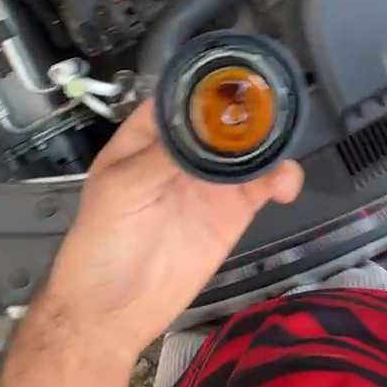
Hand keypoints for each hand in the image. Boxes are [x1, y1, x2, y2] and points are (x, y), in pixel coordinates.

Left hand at [31, 101, 303, 363]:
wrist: (114, 311)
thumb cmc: (101, 243)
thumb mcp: (120, 190)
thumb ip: (162, 158)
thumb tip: (203, 130)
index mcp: (149, 136)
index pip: (182, 99)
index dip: (207, 86)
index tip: (237, 75)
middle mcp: (184, 153)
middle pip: (223, 119)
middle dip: (249, 110)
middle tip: (274, 107)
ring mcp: (210, 181)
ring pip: (250, 149)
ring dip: (271, 142)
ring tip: (282, 146)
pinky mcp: (232, 212)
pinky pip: (263, 186)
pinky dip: (281, 179)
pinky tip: (285, 185)